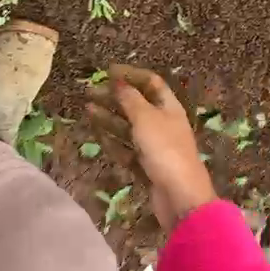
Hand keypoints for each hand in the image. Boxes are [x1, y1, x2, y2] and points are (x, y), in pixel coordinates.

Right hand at [89, 64, 216, 230]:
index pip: (150, 83)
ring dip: (109, 117)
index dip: (131, 75)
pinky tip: (98, 136)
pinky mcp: (148, 167)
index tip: (108, 72)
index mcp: (169, 108)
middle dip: (114, 96)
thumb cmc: (165, 150)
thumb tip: (118, 82)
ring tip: (87, 110)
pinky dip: (113, 142)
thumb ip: (130, 98)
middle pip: (136, 104)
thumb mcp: (145, 118)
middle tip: (90, 92)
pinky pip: (127, 150)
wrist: (181, 198)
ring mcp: (156, 147)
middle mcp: (163, 124)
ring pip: (129, 127)